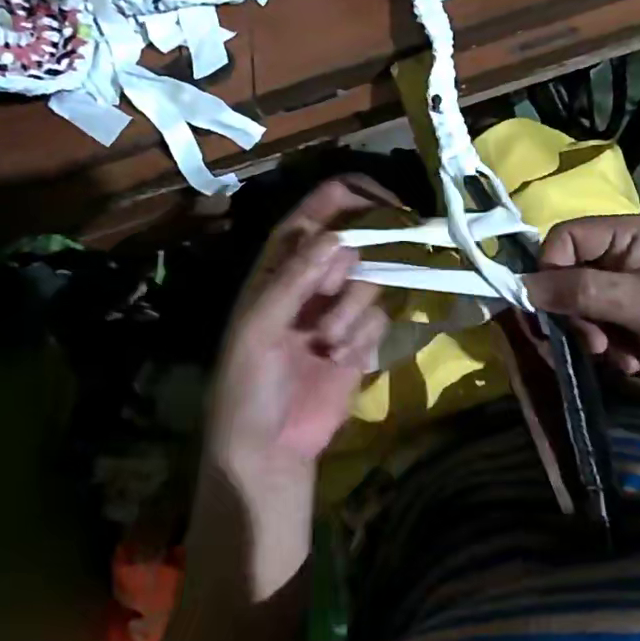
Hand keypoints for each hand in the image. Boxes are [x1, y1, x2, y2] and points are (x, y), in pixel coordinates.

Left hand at [205, 177, 392, 502]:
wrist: (270, 444)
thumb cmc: (248, 380)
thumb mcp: (259, 325)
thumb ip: (295, 277)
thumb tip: (337, 235)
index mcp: (284, 258)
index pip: (326, 204)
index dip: (358, 196)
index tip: (391, 208)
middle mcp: (317, 272)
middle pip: (362, 237)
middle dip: (356, 265)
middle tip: (334, 294)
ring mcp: (342, 304)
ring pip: (375, 277)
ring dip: (354, 310)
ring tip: (329, 342)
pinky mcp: (363, 335)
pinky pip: (381, 316)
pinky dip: (363, 337)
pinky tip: (340, 360)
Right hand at [521, 215, 639, 429]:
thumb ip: (580, 290)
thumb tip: (521, 287)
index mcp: (630, 234)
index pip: (565, 237)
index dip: (551, 268)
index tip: (553, 304)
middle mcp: (622, 256)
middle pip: (564, 274)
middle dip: (572, 310)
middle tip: (591, 339)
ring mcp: (624, 292)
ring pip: (573, 306)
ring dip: (587, 334)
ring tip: (612, 354)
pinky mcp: (626, 323)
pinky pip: (590, 329)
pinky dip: (602, 347)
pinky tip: (629, 362)